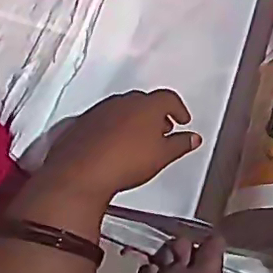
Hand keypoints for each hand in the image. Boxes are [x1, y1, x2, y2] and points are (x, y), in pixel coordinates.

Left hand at [31, 89, 200, 204]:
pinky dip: (112, 128)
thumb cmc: (122, 161)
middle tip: (163, 129)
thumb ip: (181, 143)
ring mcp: (101, 110)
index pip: (169, 98)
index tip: (182, 119)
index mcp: (147, 105)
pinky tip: (114, 146)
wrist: (81, 173)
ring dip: (133, 120)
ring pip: (123, 109)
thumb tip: (192, 139)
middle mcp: (123, 102)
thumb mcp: (163, 155)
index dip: (179, 109)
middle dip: (156, 115)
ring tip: (138, 141)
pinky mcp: (83, 122)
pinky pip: (102, 120)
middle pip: (146, 101)